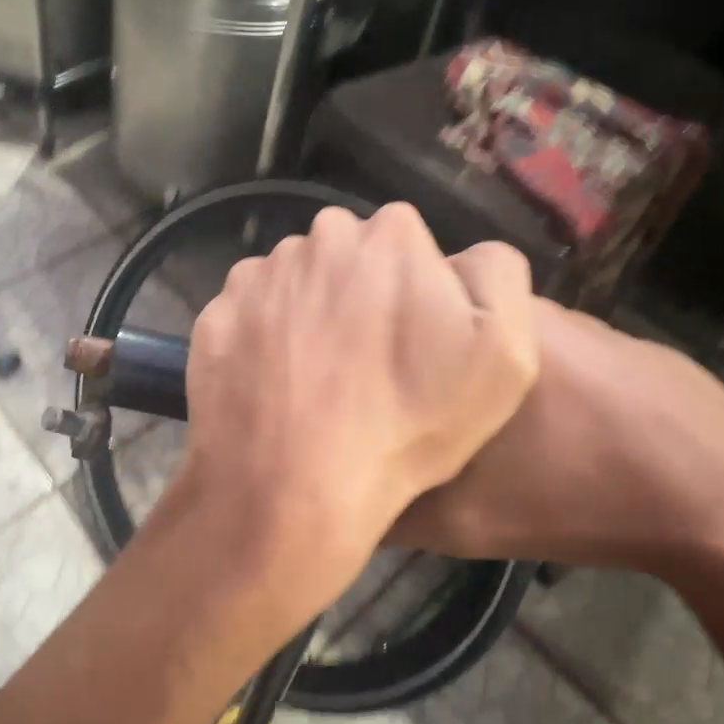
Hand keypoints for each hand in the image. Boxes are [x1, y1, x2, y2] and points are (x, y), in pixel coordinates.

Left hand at [176, 204, 538, 599]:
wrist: (294, 487)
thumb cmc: (410, 422)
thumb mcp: (507, 354)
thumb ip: (498, 275)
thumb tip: (461, 257)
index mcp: (387, 236)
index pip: (408, 242)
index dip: (416, 290)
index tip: (415, 341)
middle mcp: (317, 238)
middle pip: (348, 255)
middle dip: (360, 292)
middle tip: (367, 361)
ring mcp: (257, 274)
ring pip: (296, 282)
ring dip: (309, 313)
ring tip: (318, 380)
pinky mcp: (215, 313)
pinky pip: (249, 314)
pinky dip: (262, 338)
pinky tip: (275, 384)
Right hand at [388, 293, 723, 578]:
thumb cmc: (580, 500)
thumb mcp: (463, 521)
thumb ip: (392, 503)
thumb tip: (346, 492)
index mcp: (489, 330)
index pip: (408, 301)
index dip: (383, 335)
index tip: (375, 376)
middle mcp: (533, 309)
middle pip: (456, 315)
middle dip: (437, 353)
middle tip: (424, 406)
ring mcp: (585, 321)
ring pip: (508, 332)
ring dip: (490, 366)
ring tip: (484, 423)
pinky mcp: (625, 341)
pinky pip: (557, 348)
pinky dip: (543, 377)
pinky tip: (557, 430)